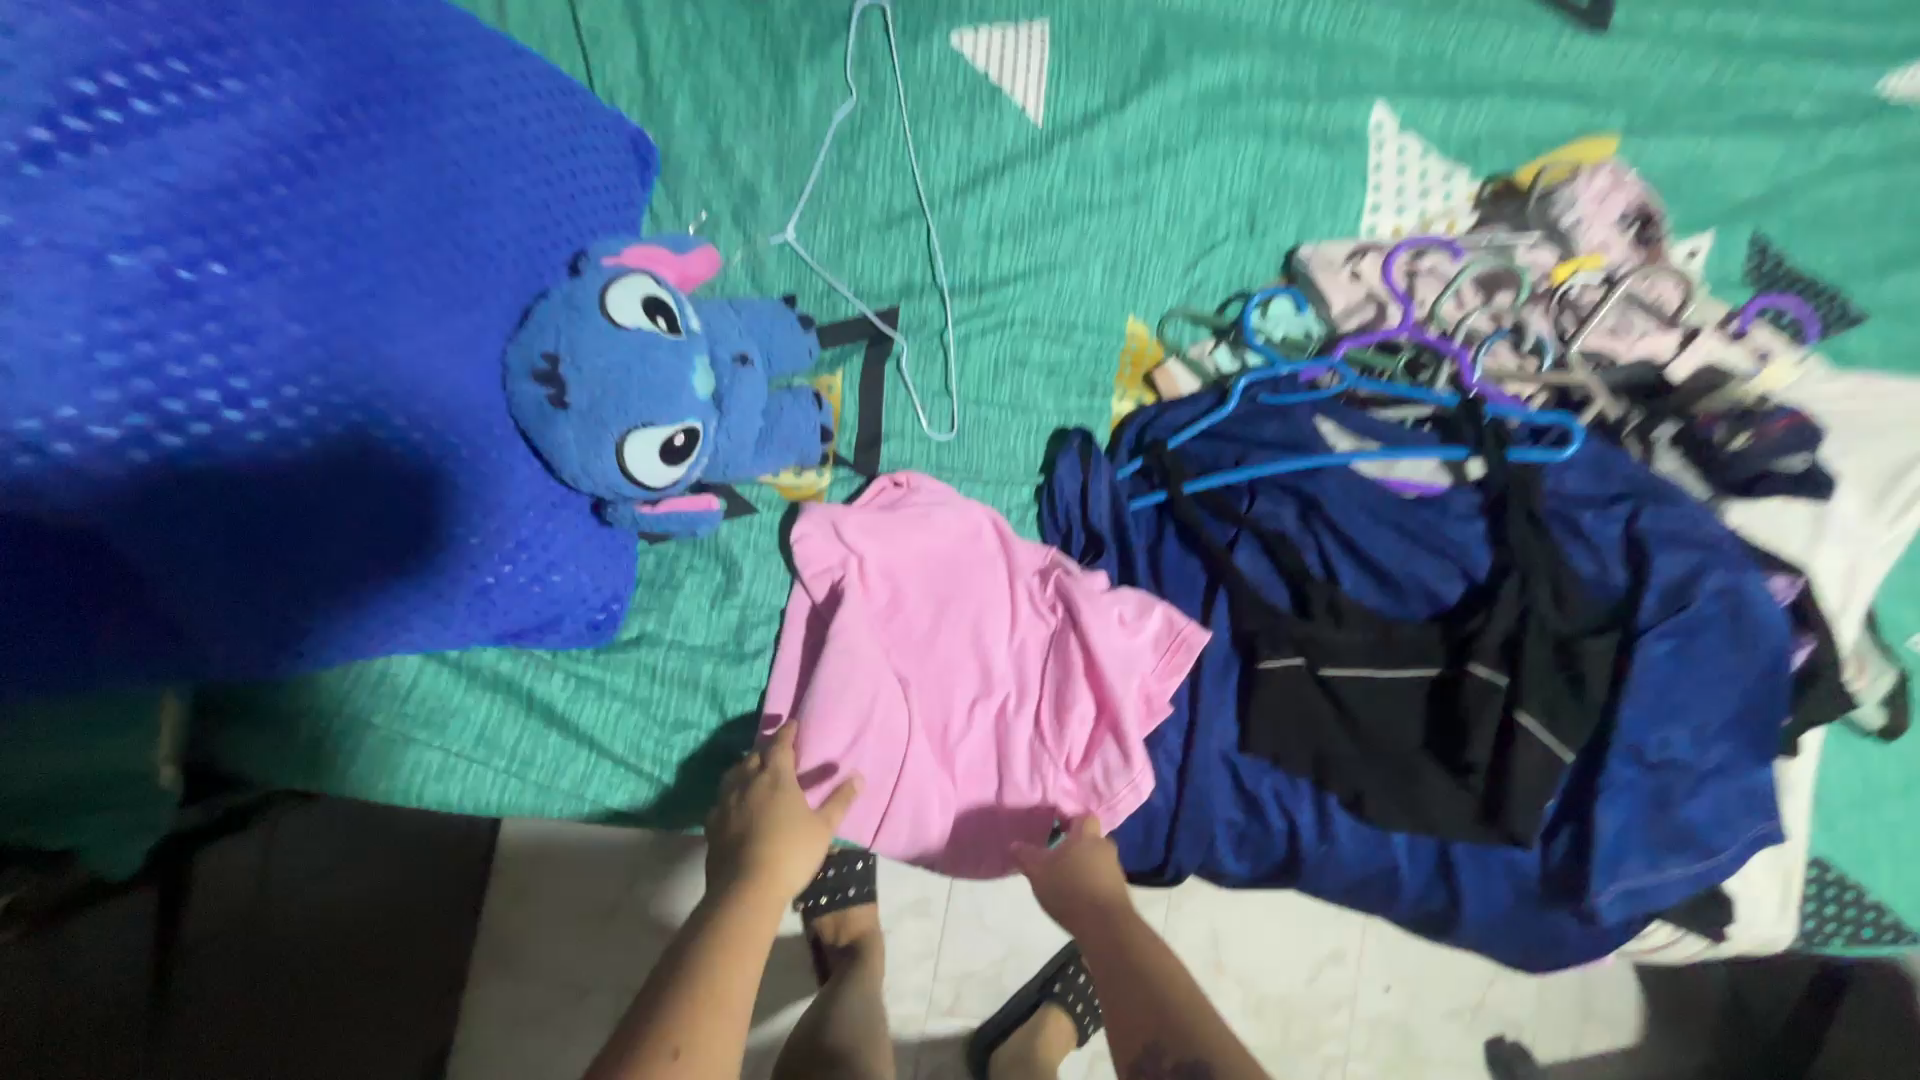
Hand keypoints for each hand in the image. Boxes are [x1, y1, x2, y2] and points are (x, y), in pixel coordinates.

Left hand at [705, 722, 860, 903]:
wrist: (746, 889)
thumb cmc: (791, 853)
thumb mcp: (823, 828)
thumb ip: (840, 801)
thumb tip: (859, 777)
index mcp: (776, 777)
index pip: (780, 745)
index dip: (787, 733)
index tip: (792, 725)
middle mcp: (747, 782)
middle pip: (754, 756)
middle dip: (766, 749)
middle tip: (776, 751)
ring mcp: (726, 802)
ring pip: (733, 774)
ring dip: (745, 768)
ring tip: (753, 772)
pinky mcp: (712, 824)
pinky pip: (721, 799)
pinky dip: (731, 794)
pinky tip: (735, 805)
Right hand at [1011, 816, 1133, 936]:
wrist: (1105, 925)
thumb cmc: (1069, 889)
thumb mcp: (1038, 872)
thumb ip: (1025, 856)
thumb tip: (1015, 845)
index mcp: (1085, 836)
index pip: (1083, 816)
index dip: (1071, 820)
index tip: (1057, 829)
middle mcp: (1104, 847)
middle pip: (1091, 839)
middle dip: (1077, 846)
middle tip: (1059, 857)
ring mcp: (1115, 869)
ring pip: (1098, 860)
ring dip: (1085, 867)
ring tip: (1067, 880)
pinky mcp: (1120, 891)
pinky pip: (1104, 879)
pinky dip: (1093, 884)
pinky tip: (1079, 898)